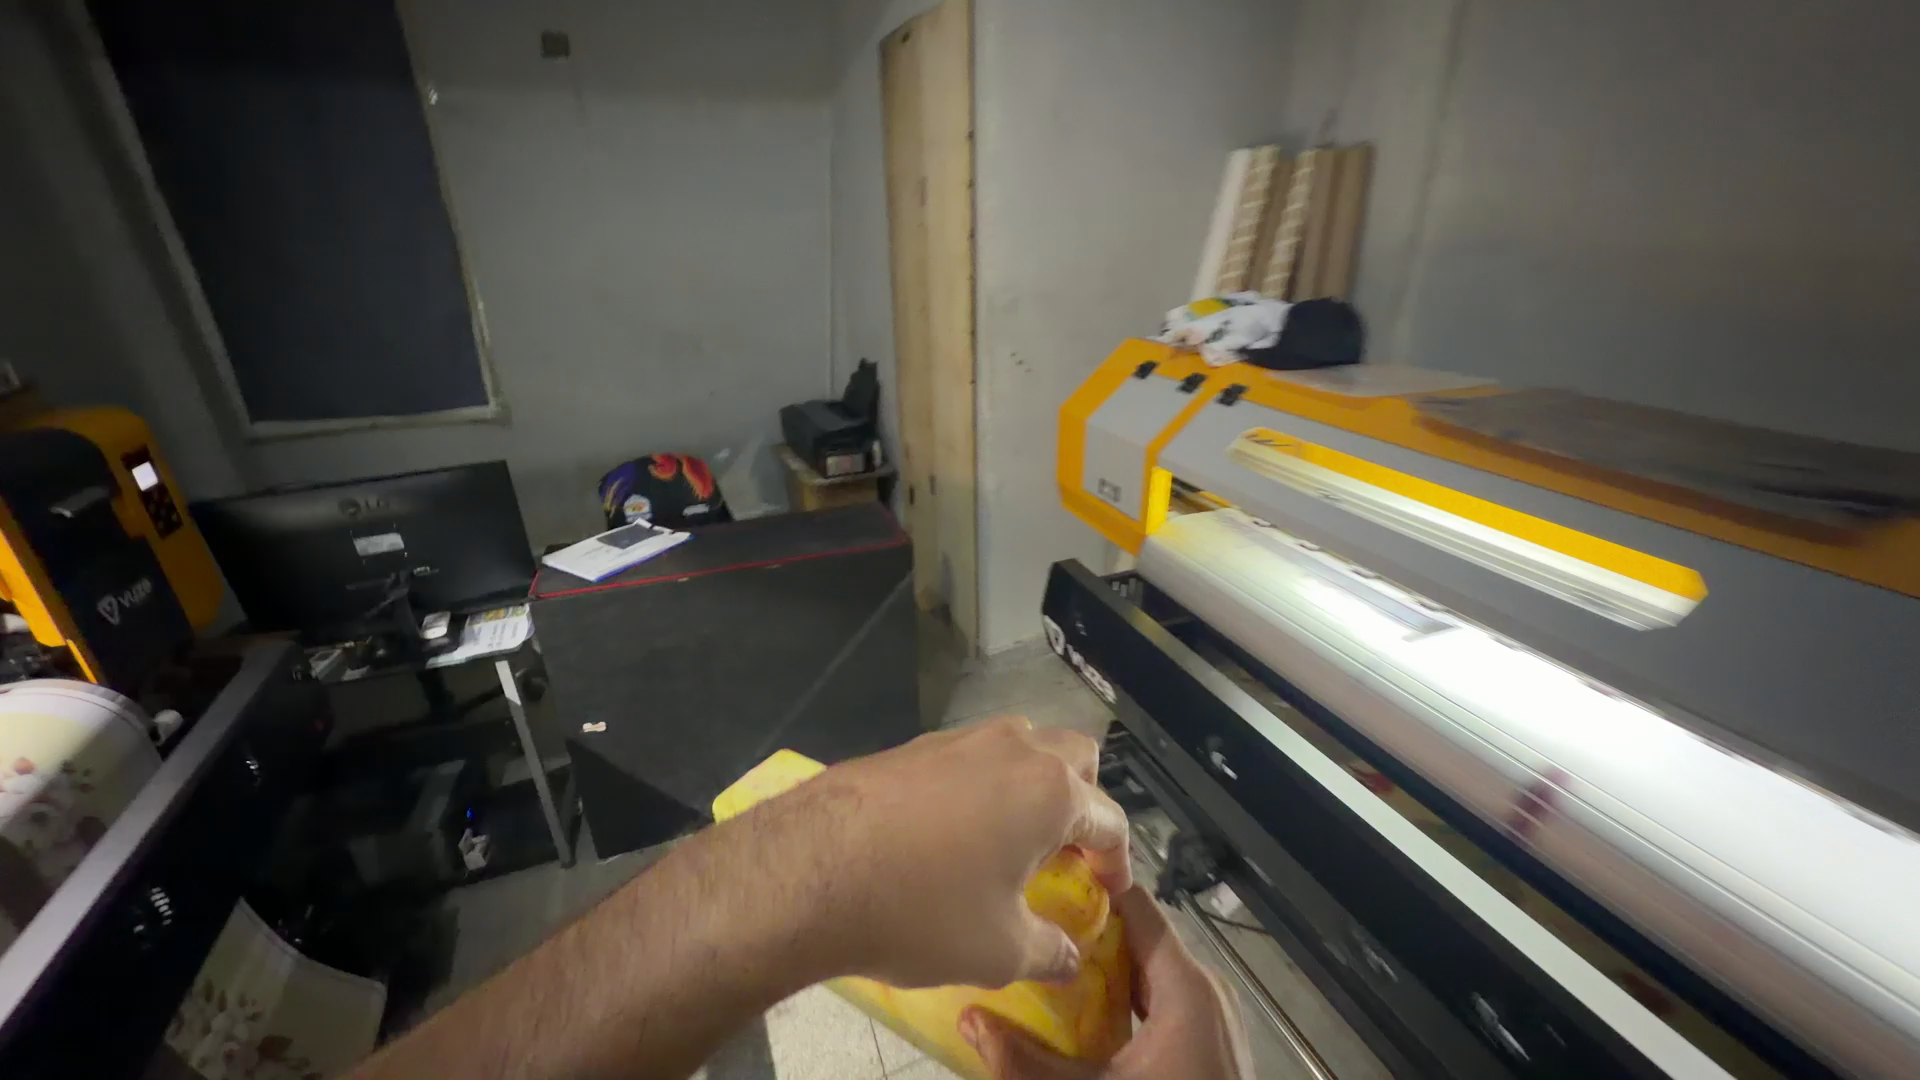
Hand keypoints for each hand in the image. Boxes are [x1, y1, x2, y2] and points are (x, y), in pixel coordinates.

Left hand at [785, 717, 1130, 989]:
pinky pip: (971, 755)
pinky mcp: (915, 744)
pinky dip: (982, 782)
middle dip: (1084, 798)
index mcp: (1050, 790)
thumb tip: (1068, 957)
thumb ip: (1049, 951)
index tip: (1108, 891)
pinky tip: (951, 829)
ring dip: (1032, 782)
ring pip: (1021, 744)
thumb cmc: (924, 907)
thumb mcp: (999, 950)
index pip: (1110, 818)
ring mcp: (960, 738)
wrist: (814, 867)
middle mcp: (1014, 749)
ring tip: (1010, 836)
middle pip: (1075, 755)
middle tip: (1065, 849)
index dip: (1117, 859)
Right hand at [960, 887, 1254, 1079]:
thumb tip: (970, 1021)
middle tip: (1034, 927)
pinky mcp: (1209, 1040)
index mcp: (1188, 985)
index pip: (1138, 904)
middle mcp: (1205, 986)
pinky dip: (1124, 994)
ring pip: (1149, 966)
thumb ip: (1030, 1062)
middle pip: (1139, 934)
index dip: (1089, 890)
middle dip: (1085, 931)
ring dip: (1102, 965)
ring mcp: (1211, 1014)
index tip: (1042, 887)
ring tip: (1049, 961)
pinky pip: (1161, 996)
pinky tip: (1084, 1009)